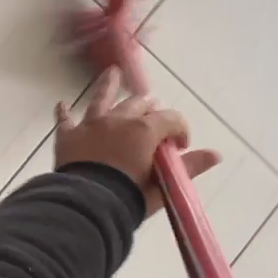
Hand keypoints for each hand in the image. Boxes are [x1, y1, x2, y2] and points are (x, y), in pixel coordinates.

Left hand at [53, 68, 219, 213]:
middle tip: (153, 106)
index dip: (179, 130)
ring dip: (108, 85)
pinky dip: (64, 113)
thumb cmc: (131, 196)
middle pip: (137, 105)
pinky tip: (61, 104)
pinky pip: (65, 120)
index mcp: (144, 129)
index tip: (180, 147)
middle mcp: (117, 119)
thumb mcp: (165, 183)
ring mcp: (90, 125)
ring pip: (101, 99)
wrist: (89, 204)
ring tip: (112, 73)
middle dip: (148, 106)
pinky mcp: (68, 136)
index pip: (170, 119)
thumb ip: (190, 166)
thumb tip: (216, 154)